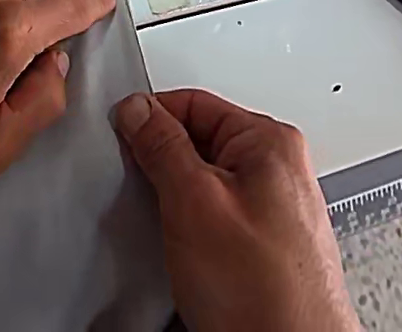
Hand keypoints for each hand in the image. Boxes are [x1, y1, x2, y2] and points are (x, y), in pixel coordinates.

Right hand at [113, 89, 356, 331]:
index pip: (193, 102)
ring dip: (175, 195)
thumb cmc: (266, 298)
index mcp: (270, 141)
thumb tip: (137, 109)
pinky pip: (215, 210)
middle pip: (198, 139)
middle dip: (163, 160)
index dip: (151, 115)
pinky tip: (184, 248)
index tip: (123, 133)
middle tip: (143, 187)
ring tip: (167, 225)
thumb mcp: (194, 202)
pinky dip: (191, 221)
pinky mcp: (264, 241)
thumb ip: (162, 146)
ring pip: (204, 178)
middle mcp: (278, 167)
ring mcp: (273, 206)